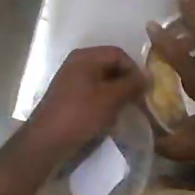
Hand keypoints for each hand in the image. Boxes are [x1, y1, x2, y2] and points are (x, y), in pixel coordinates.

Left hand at [21, 46, 144, 164]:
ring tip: (124, 111)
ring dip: (116, 95)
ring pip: (102, 82)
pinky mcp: (68, 97)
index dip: (134, 70)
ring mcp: (70, 80)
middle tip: (138, 101)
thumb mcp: (110, 98)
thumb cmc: (80, 114)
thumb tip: (148, 76)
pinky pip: (92, 93)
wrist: (47, 140)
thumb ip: (131, 84)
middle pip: (110, 66)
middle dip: (126, 83)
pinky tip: (108, 118)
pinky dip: (104, 102)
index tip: (144, 90)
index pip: (118, 54)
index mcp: (85, 57)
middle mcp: (76, 63)